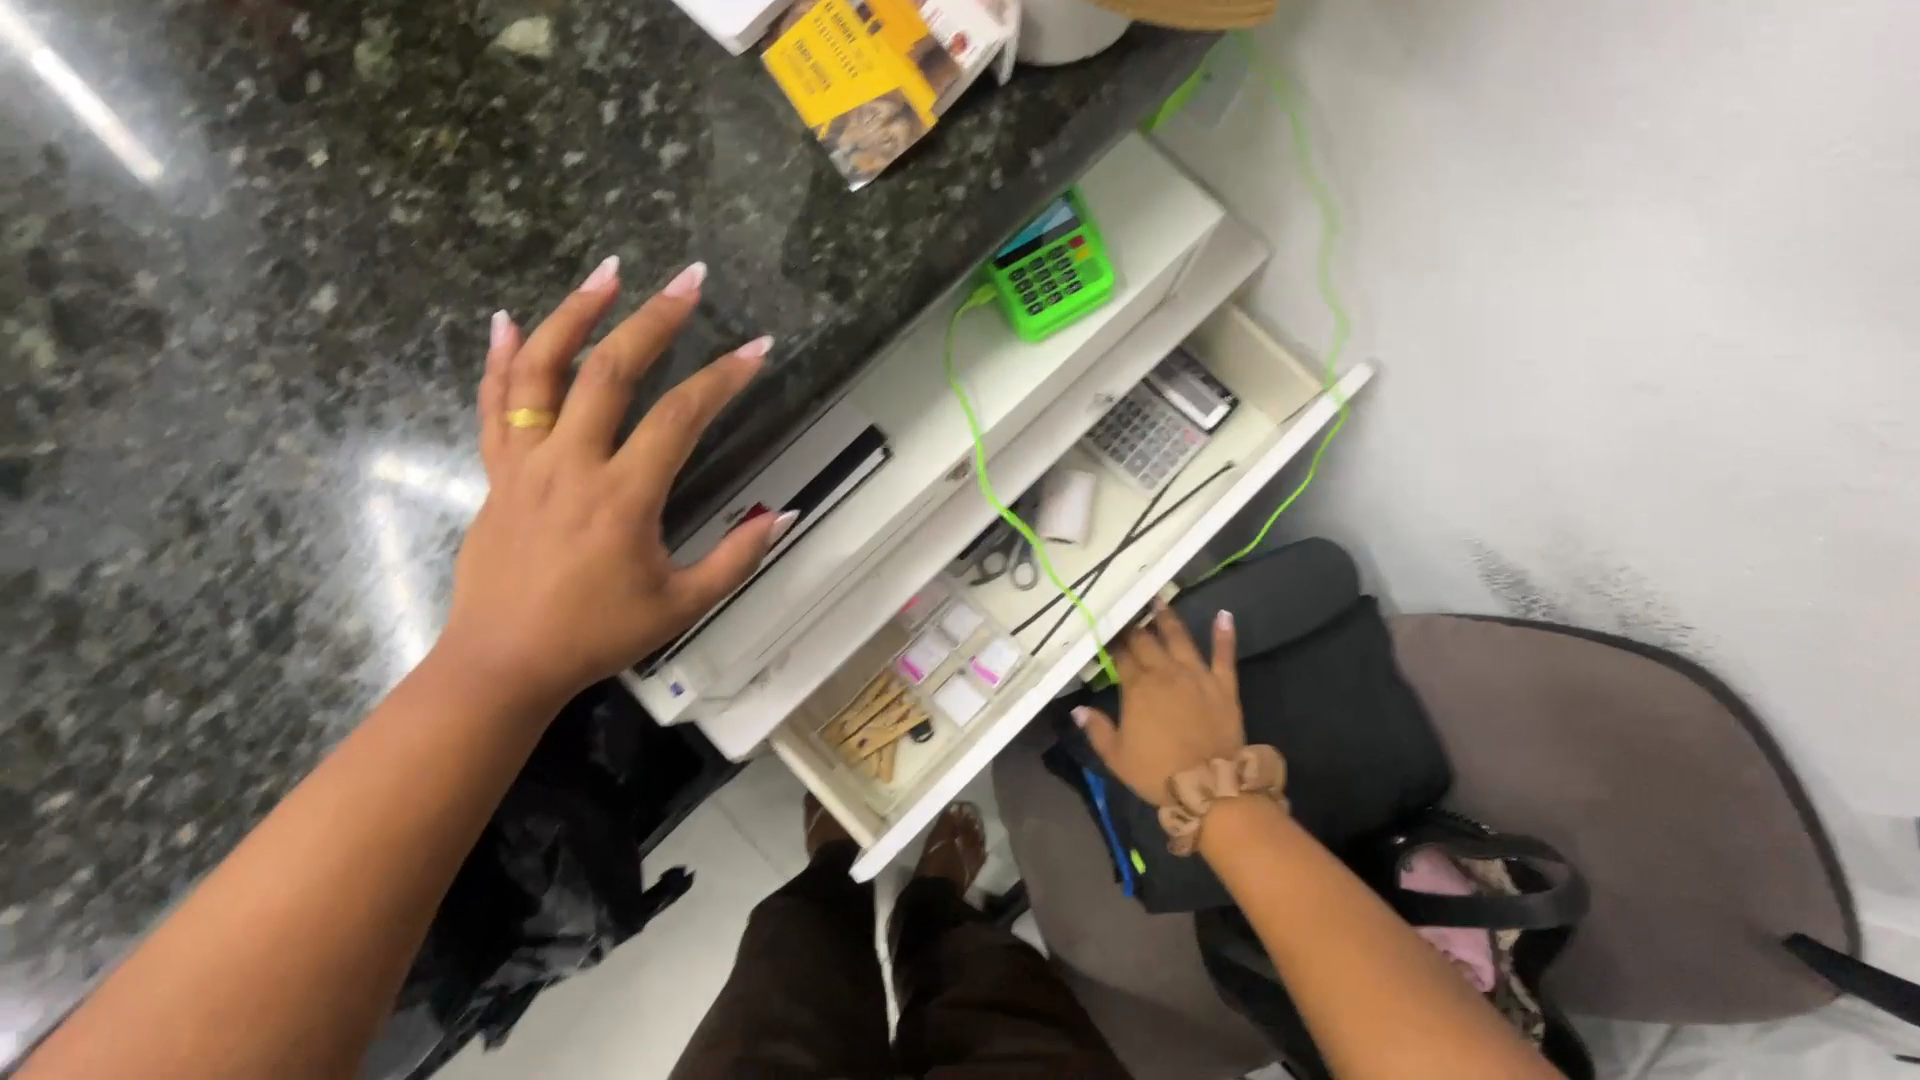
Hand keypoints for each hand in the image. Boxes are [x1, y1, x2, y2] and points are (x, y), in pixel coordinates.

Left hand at [437, 258, 789, 707]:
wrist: (505, 661)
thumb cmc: (598, 635)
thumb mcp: (681, 605)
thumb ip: (737, 559)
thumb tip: (784, 514)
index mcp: (623, 497)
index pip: (679, 417)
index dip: (722, 379)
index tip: (756, 349)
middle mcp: (571, 464)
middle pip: (611, 372)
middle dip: (655, 319)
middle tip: (689, 279)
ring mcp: (526, 462)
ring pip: (543, 370)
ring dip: (576, 314)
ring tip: (608, 272)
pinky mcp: (498, 472)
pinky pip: (494, 404)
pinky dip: (500, 358)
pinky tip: (509, 320)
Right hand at [1074, 600, 1244, 804]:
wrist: (1208, 787)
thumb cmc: (1156, 772)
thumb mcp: (1116, 756)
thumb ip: (1097, 729)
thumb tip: (1078, 708)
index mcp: (1137, 687)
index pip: (1121, 656)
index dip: (1111, 643)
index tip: (1104, 632)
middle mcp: (1165, 673)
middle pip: (1146, 642)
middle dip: (1134, 627)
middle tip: (1127, 612)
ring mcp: (1197, 675)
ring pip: (1180, 639)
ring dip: (1168, 618)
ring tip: (1159, 599)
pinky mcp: (1224, 685)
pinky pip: (1224, 654)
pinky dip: (1224, 634)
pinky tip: (1224, 615)